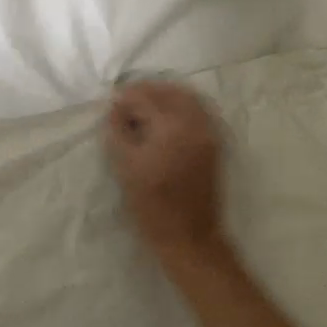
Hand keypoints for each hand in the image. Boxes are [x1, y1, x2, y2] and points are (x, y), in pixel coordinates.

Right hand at [105, 81, 228, 264]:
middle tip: (125, 102)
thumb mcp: (124, 165)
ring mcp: (209, 132)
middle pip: (168, 91)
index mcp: (171, 126)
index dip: (124, 97)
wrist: (189, 235)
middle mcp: (195, 122)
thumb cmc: (151, 203)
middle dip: (145, 92)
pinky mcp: (215, 142)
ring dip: (164, 96)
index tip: (111, 104)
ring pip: (186, 97)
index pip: (144, 97)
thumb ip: (117, 130)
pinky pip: (199, 110)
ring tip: (143, 108)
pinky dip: (181, 106)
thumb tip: (115, 107)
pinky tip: (165, 118)